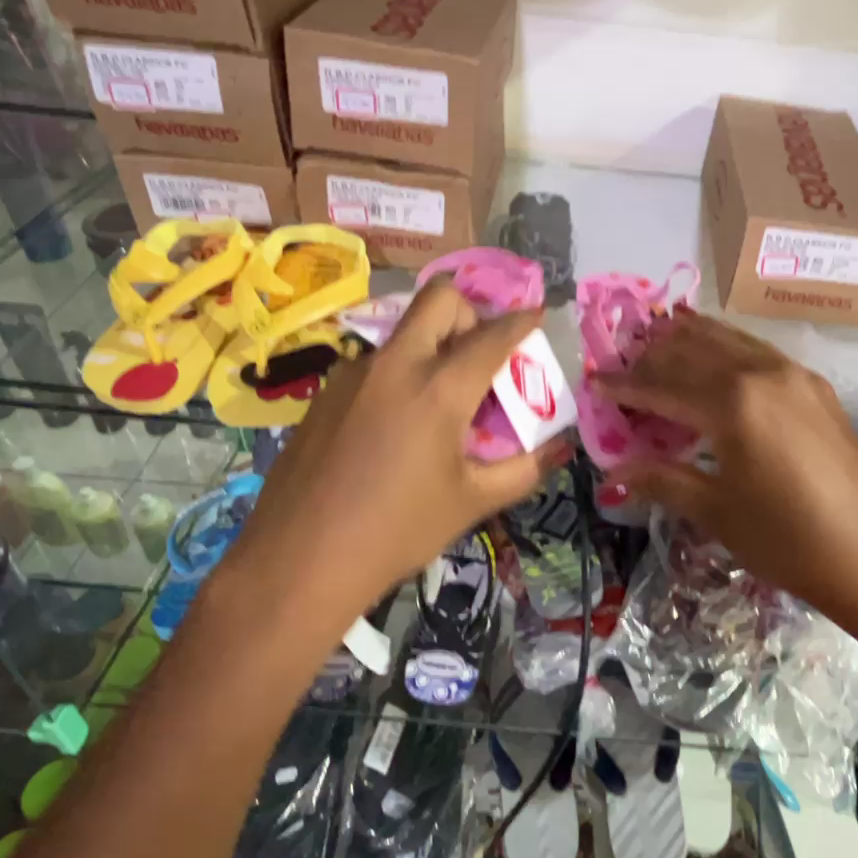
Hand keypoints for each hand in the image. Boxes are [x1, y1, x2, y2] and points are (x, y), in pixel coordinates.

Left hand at [223, 280, 569, 614]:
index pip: (492, 334)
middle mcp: (395, 364)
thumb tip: (559, 448)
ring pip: (404, 331)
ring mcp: (353, 373)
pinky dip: (400, 374)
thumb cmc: (396, 532)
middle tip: (482, 353)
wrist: (298, 559)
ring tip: (440, 400)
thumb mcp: (471, 503)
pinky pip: (375, 363)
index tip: (537, 318)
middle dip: (470, 312)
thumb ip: (524, 469)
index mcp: (438, 388)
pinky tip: (395, 427)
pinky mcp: (325, 392)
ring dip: (432, 345)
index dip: (522, 322)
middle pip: (439, 298)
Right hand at [598, 310, 857, 630]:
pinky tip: (714, 355)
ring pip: (727, 341)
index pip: (662, 386)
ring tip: (656, 344)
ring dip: (688, 342)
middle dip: (651, 356)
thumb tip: (615, 472)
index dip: (623, 386)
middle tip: (619, 363)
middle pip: (692, 352)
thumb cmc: (789, 541)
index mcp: (732, 404)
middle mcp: (761, 373)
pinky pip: (756, 352)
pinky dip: (725, 348)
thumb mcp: (717, 512)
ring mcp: (794, 375)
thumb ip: (664, 480)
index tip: (592, 381)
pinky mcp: (815, 386)